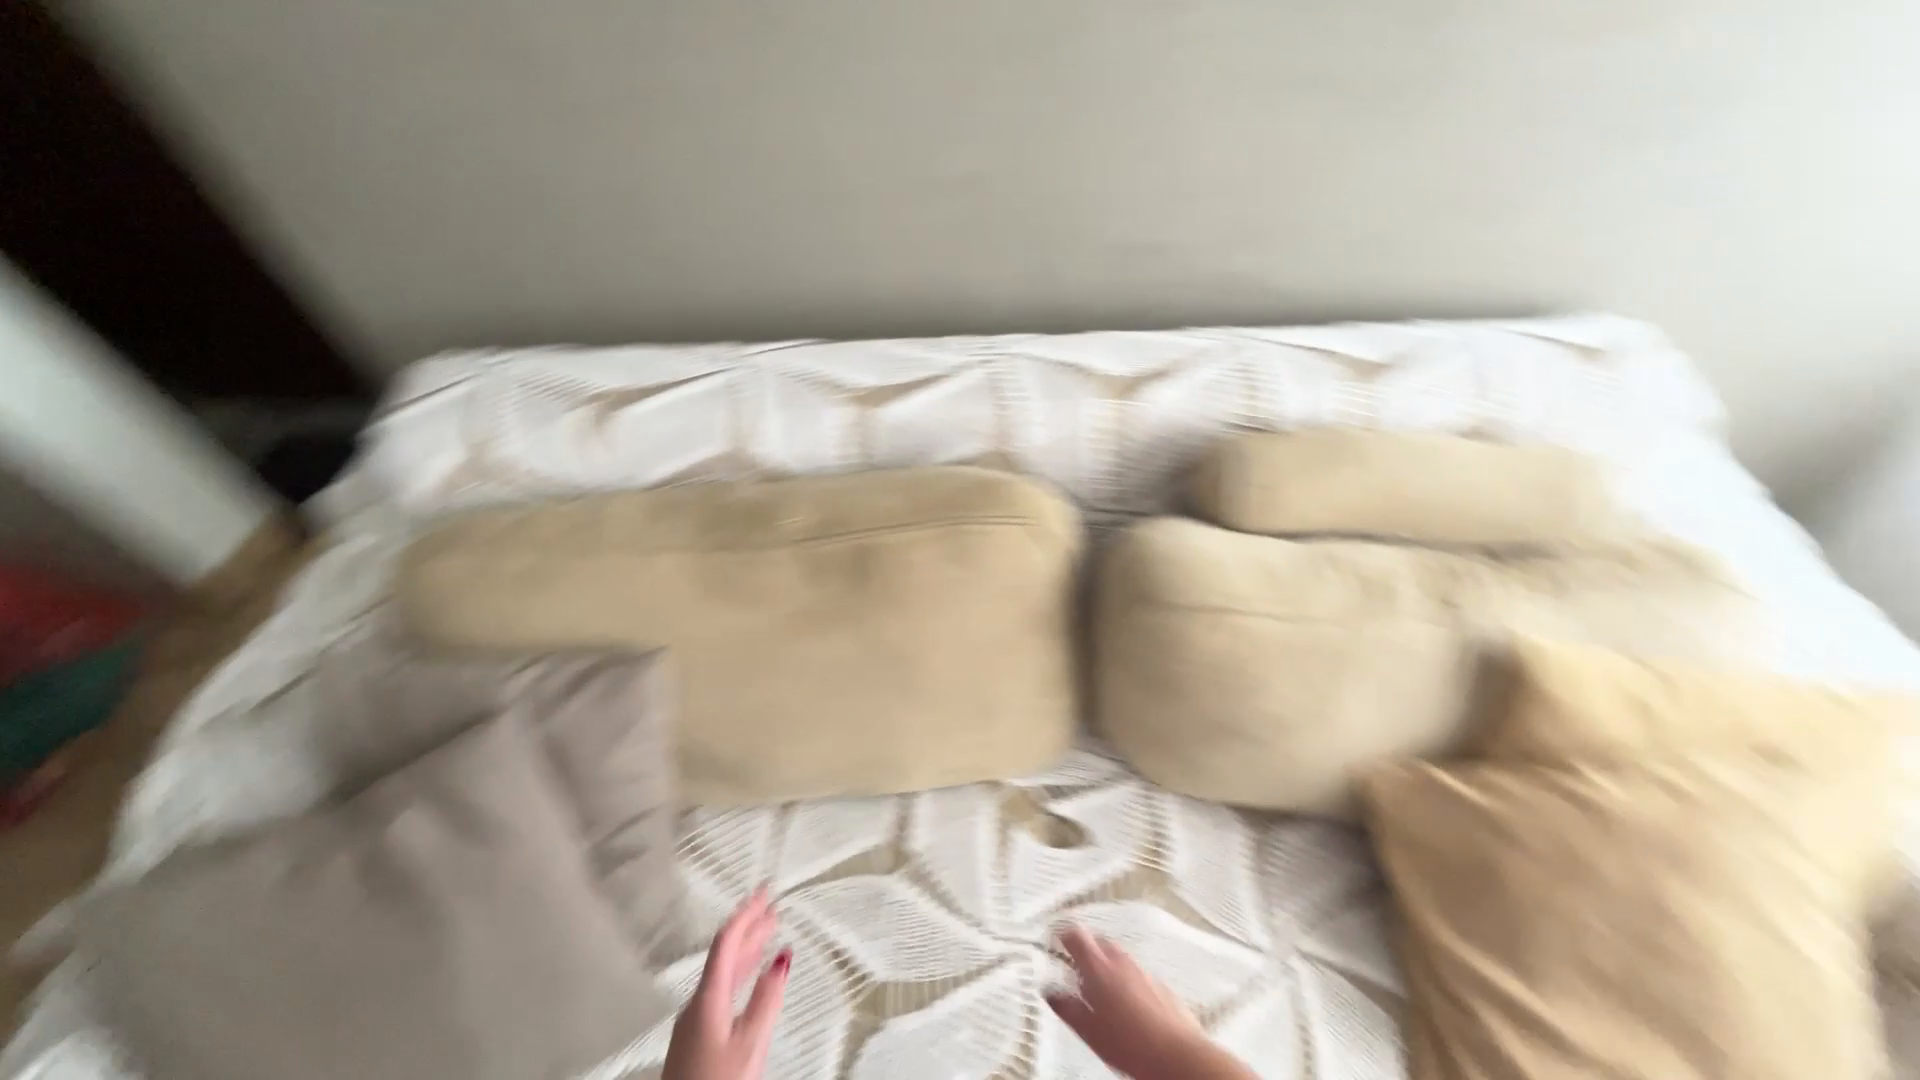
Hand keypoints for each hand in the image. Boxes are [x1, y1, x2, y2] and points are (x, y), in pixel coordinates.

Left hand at [664, 888, 790, 1079]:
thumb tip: (782, 959)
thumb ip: (766, 1000)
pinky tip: (751, 977)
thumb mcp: (750, 1043)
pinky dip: (740, 973)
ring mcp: (694, 1020)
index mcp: (708, 997)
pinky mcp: (696, 1036)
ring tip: (768, 933)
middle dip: (750, 927)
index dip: (747, 914)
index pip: (727, 942)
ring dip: (746, 950)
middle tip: (772, 905)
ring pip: (723, 972)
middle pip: (724, 954)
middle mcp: (697, 1002)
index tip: (764, 891)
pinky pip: (721, 989)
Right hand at [1047, 926, 1232, 1079]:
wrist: (1176, 1056)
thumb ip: (1067, 1007)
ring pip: (1120, 957)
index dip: (1064, 934)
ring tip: (1101, 987)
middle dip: (1087, 948)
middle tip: (1077, 963)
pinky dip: (1128, 979)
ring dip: (1108, 964)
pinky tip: (1128, 1003)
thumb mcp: (1088, 1030)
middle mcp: (1121, 963)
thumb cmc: (1130, 1044)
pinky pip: (1138, 973)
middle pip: (1100, 942)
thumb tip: (1052, 993)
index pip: (1076, 936)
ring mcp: (1143, 972)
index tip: (1057, 937)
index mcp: (1098, 969)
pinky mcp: (1161, 985)